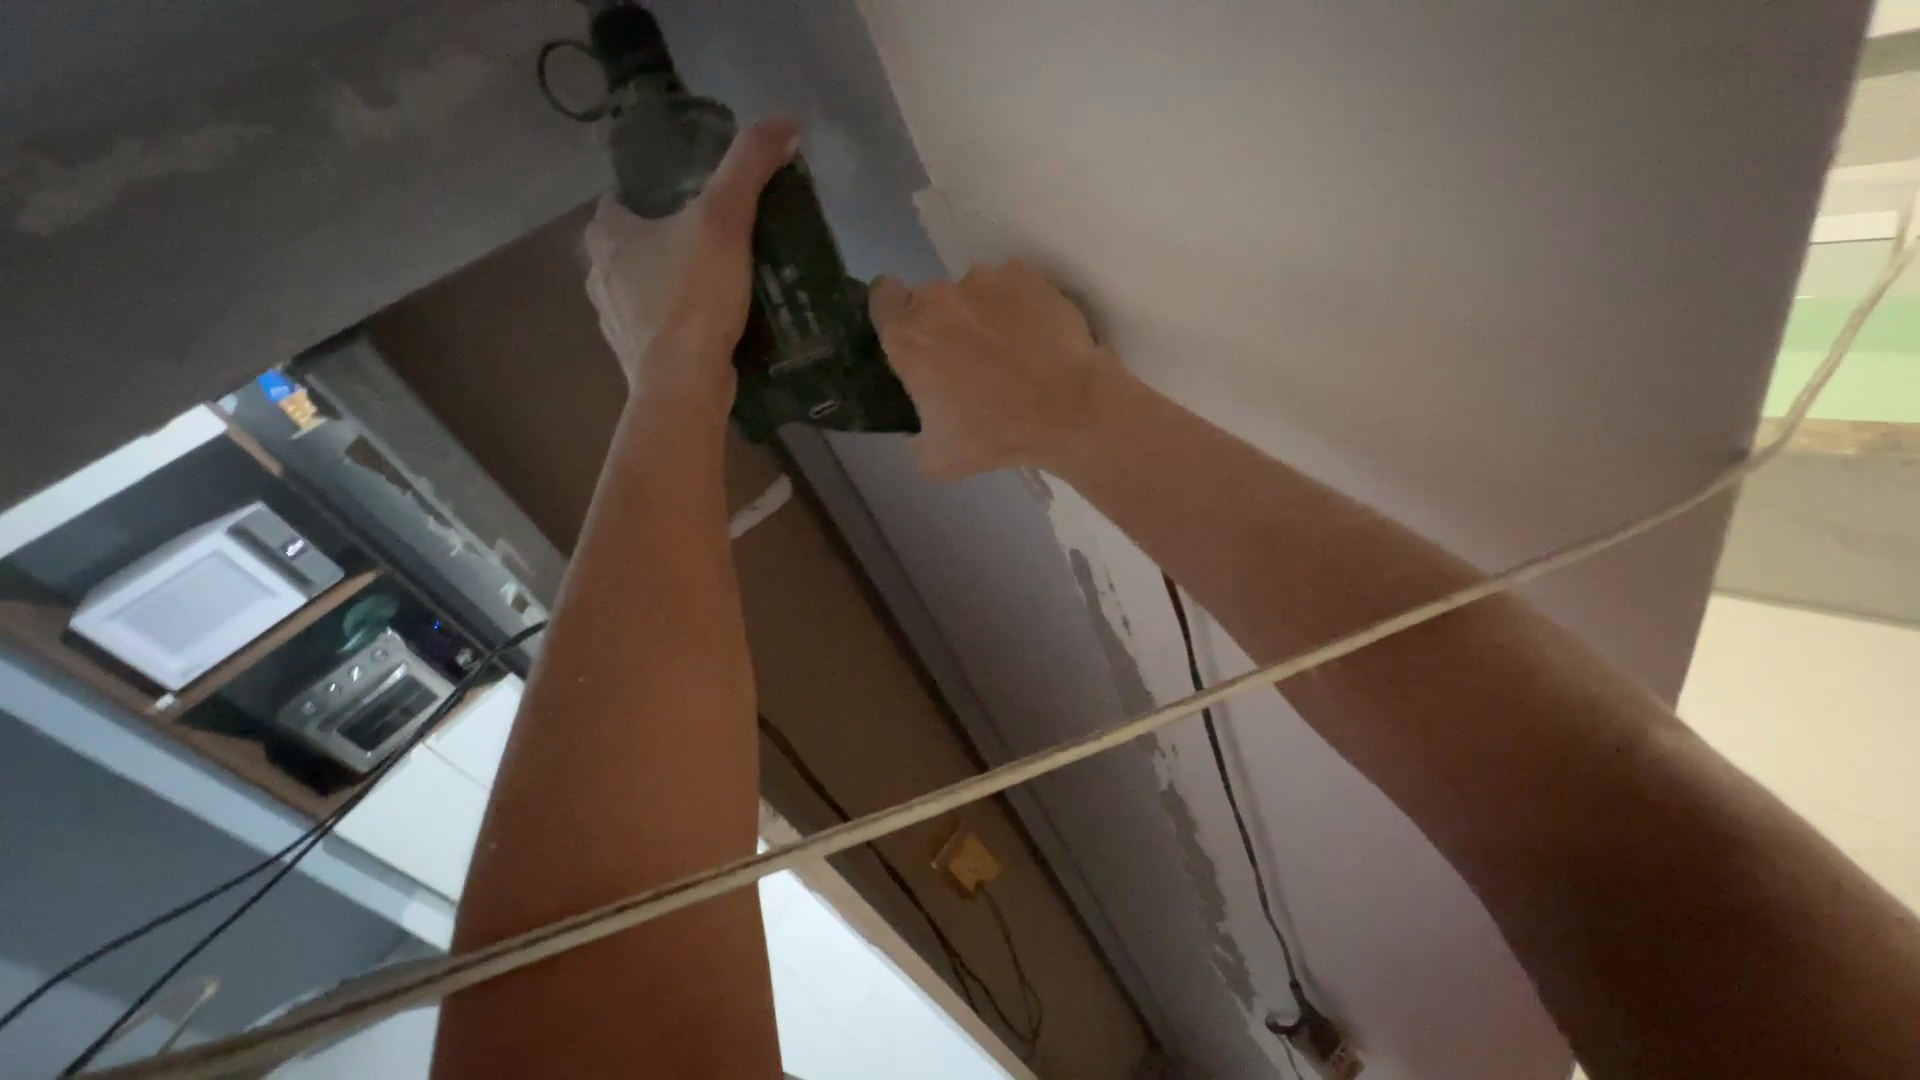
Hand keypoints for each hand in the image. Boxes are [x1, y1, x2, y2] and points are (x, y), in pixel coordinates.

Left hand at [584, 117, 798, 411]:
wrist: (685, 386)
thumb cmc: (693, 297)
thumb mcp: (725, 218)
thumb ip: (750, 166)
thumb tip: (787, 120)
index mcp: (606, 233)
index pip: (626, 195)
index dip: (661, 191)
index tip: (701, 199)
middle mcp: (599, 275)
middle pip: (639, 243)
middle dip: (673, 240)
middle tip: (723, 241)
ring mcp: (615, 321)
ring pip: (648, 288)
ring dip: (678, 284)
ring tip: (726, 284)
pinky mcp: (637, 358)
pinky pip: (662, 328)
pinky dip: (683, 323)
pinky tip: (716, 326)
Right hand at [869, 259, 1124, 478]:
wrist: (1069, 409)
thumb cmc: (996, 435)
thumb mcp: (936, 459)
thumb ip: (914, 436)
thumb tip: (917, 427)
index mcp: (907, 337)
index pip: (881, 298)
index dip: (892, 313)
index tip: (910, 336)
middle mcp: (937, 298)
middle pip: (928, 299)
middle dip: (941, 323)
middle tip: (965, 359)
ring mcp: (984, 280)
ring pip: (971, 291)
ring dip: (980, 313)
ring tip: (1010, 349)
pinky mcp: (1025, 275)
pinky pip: (1011, 286)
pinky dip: (1018, 305)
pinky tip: (1035, 336)